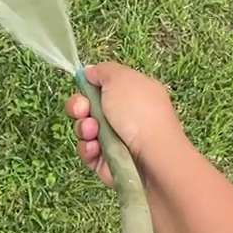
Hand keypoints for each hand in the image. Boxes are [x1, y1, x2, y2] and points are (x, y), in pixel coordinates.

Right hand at [64, 63, 185, 186]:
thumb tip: (89, 72)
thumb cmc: (138, 113)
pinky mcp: (107, 162)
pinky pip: (88, 152)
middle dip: (79, 108)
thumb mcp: (120, 78)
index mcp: (132, 93)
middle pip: (88, 108)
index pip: (102, 87)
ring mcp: (116, 139)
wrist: (152, 157)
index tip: (84, 89)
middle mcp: (124, 116)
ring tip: (93, 133)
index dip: (88, 87)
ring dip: (84, 128)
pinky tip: (96, 149)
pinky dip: (88, 149)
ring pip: (85, 130)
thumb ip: (102, 70)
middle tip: (83, 111)